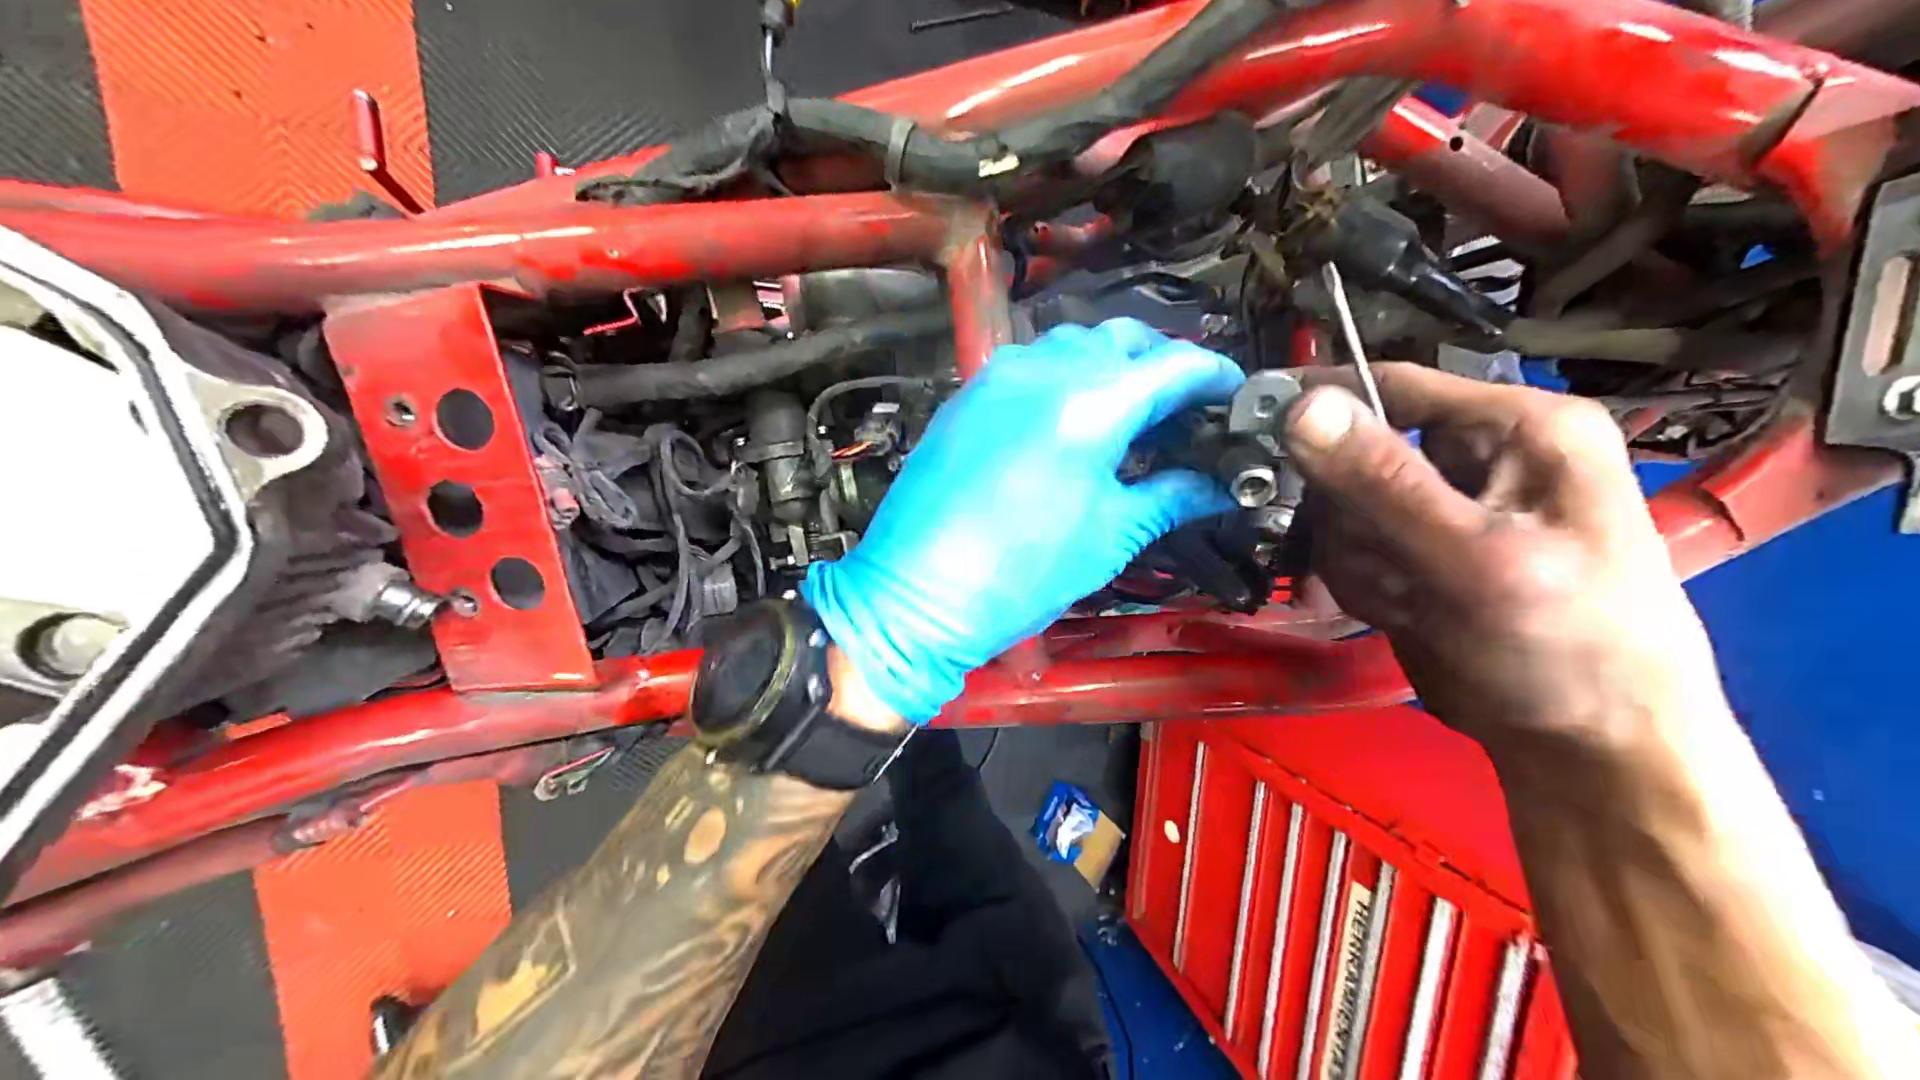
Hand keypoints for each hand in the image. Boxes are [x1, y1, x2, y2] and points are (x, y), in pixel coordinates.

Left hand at [802, 318, 1243, 722]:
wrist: (916, 594)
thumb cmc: (1018, 572)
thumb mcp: (1110, 534)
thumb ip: (1170, 496)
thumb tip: (1215, 484)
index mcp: (1091, 402)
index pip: (1175, 363)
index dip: (1215, 376)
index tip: (1233, 397)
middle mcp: (1044, 371)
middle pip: (1124, 339)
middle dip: (1162, 364)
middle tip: (1181, 411)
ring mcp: (998, 377)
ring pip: (1072, 343)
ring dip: (1109, 365)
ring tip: (1126, 415)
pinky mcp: (968, 395)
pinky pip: (1028, 363)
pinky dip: (1062, 376)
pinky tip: (1068, 420)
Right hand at [1281, 364, 1726, 751]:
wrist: (1585, 747)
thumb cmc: (1566, 648)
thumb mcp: (1476, 559)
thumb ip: (1384, 482)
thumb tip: (1298, 408)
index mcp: (1516, 428)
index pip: (1390, 385)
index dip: (1317, 402)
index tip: (1248, 426)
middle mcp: (1475, 456)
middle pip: (1351, 453)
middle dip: (1348, 515)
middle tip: (1383, 563)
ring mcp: (1439, 508)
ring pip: (1339, 508)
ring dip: (1356, 557)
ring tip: (1409, 597)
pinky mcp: (1413, 551)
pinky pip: (1347, 547)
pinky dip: (1361, 581)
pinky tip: (1404, 609)